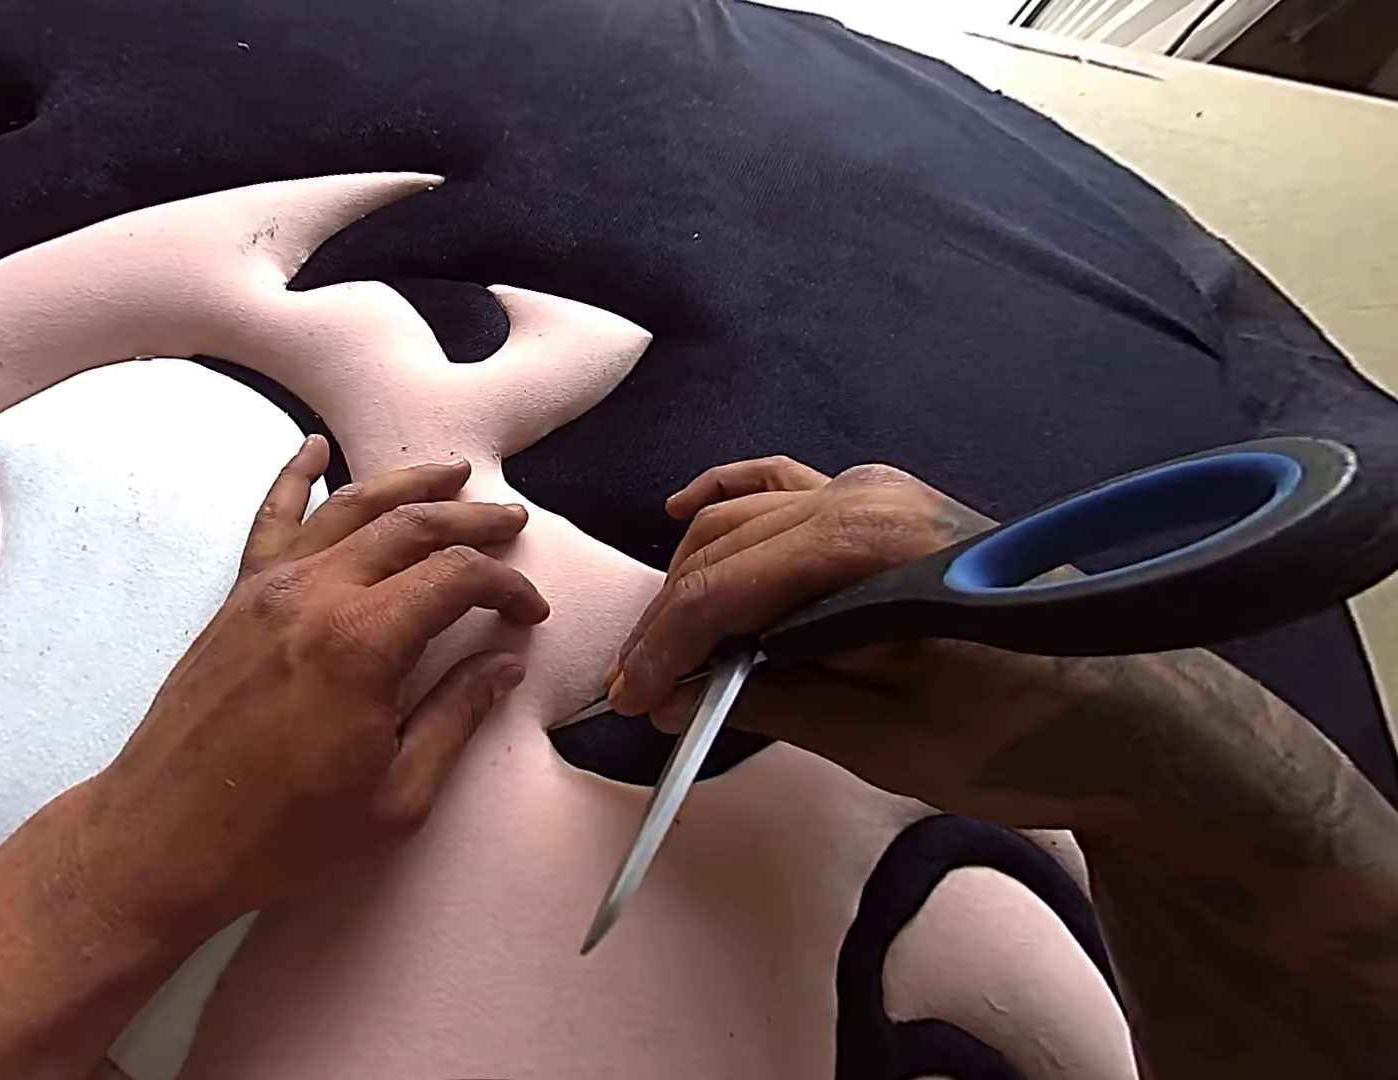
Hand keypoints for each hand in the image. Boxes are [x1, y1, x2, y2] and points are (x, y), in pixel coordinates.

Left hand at [63, 436, 545, 944]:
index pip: (456, 578)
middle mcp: (317, 593)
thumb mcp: (397, 794)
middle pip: (412, 526)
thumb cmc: (285, 833)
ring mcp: (270, 586)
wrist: (162, 841)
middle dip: (472, 519)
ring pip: (352, 506)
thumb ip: (457, 714)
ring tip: (451, 473)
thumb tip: (505, 663)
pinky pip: (272, 518)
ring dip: (408, 484)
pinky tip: (314, 447)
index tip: (529, 610)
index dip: (505, 585)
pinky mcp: (239, 595)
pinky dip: (296, 475)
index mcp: (363, 642)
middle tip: (511, 521)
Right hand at [603, 456, 1285, 836]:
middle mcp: (863, 498)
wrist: (1148, 724)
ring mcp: (871, 489)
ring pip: (733, 521)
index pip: (726, 592)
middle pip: (717, 553)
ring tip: (661, 640)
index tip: (631, 698)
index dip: (665, 648)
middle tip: (636, 683)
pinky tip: (681, 509)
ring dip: (685, 580)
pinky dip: (722, 495)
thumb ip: (764, 703)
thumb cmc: (1024, 742)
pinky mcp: (875, 500)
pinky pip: (776, 482)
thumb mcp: (880, 740)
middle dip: (666, 623)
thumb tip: (671, 700)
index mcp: (872, 549)